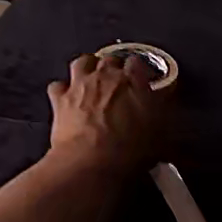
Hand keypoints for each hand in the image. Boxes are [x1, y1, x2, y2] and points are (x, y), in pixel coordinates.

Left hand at [44, 52, 167, 175]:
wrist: (92, 162)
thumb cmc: (129, 150)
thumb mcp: (160, 134)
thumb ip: (162, 112)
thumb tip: (164, 103)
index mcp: (134, 82)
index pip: (138, 63)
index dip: (141, 71)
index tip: (144, 80)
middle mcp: (106, 77)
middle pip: (110, 59)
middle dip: (115, 67)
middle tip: (120, 80)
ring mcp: (81, 85)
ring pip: (82, 62)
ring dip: (89, 67)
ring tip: (94, 77)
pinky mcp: (60, 100)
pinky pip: (58, 85)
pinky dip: (64, 89)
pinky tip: (69, 97)